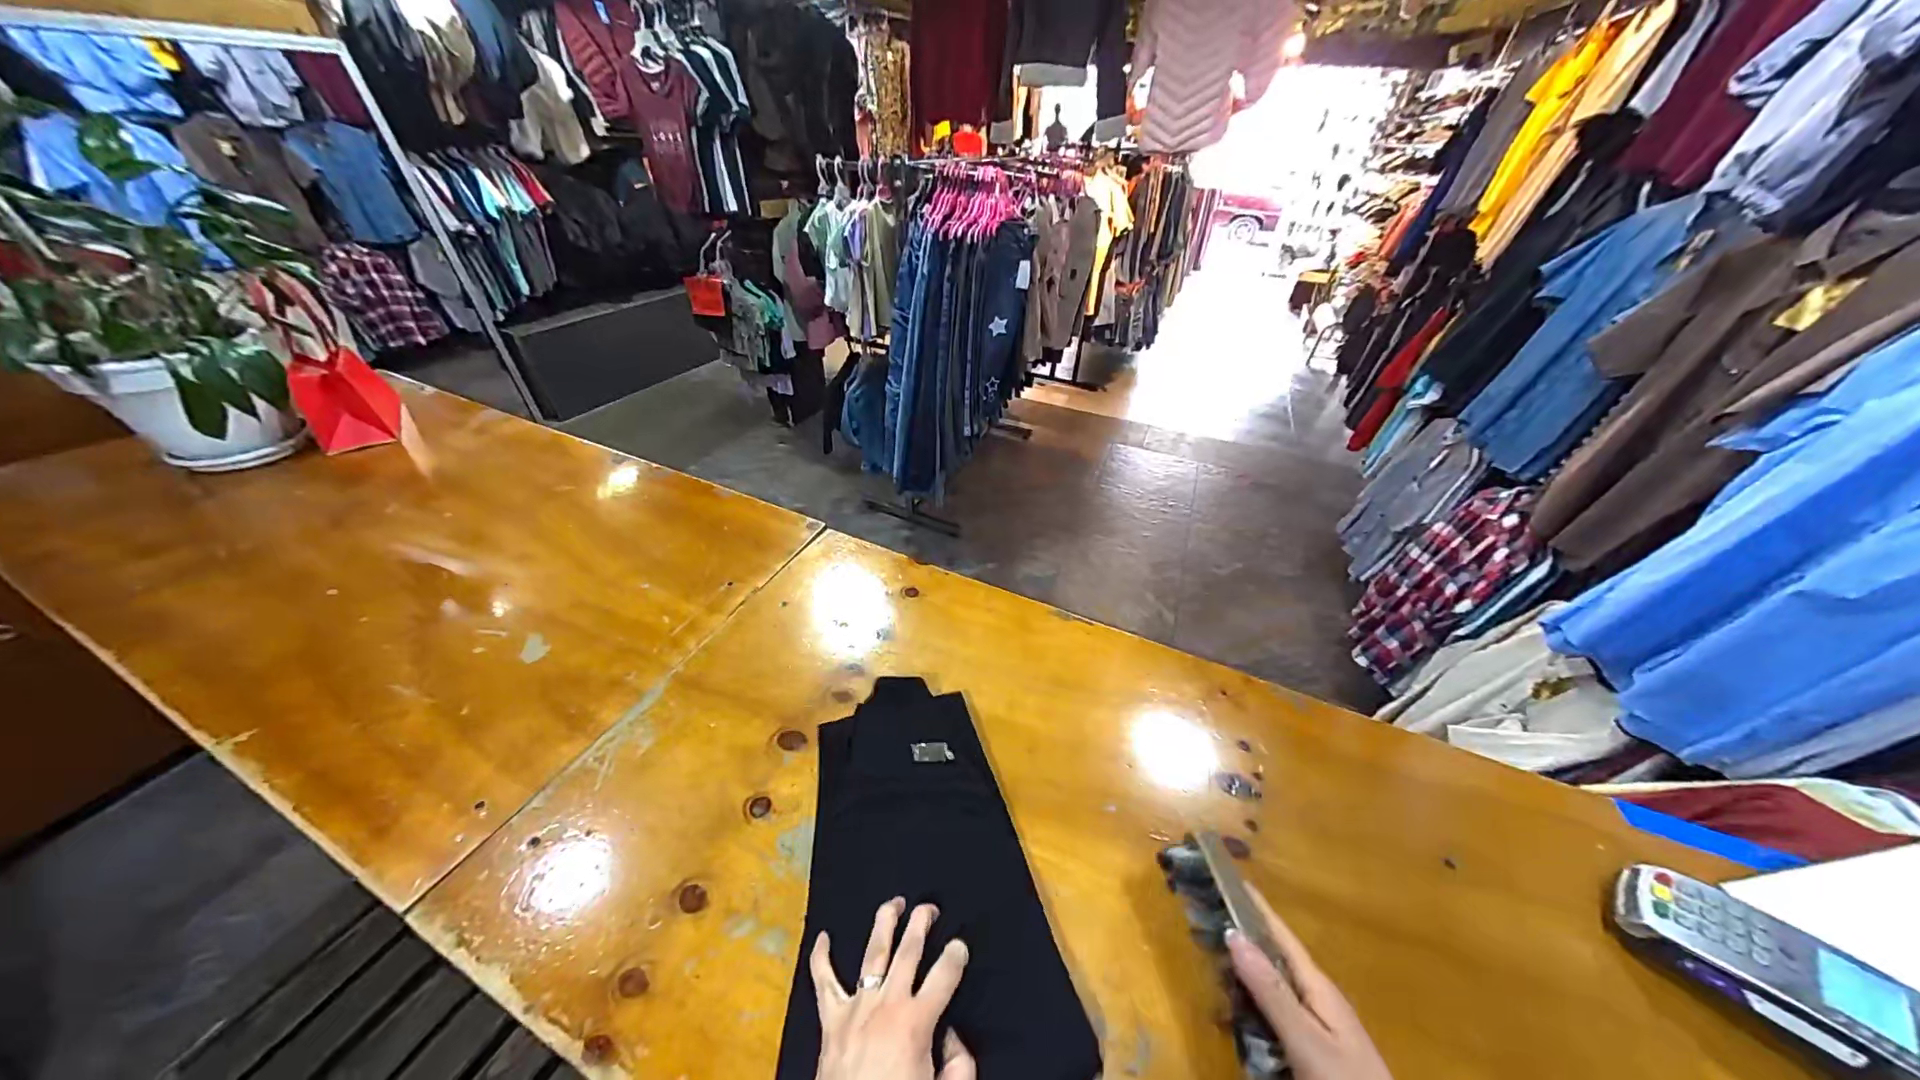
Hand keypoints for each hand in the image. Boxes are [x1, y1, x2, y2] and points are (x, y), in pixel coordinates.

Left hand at [812, 897, 973, 1079]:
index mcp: (915, 1022)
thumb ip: (959, 1065)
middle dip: (921, 923)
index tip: (961, 946)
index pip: (944, 975)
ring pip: (872, 952)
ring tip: (893, 902)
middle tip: (930, 907)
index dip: (956, 955)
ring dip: (884, 923)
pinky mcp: (831, 1020)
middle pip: (908, 950)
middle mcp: (886, 1005)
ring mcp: (856, 1008)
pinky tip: (822, 937)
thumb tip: (953, 1037)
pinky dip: (820, 957)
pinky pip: (823, 982)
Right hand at [1226, 886, 1392, 1079]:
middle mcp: (1318, 999)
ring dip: (1245, 972)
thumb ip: (1270, 991)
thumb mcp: (1305, 1040)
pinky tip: (1235, 1012)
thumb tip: (1234, 933)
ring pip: (1273, 987)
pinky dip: (1253, 1005)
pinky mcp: (1313, 1050)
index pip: (1282, 935)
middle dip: (1244, 937)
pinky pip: (1275, 1015)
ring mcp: (1318, 1026)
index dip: (1257, 907)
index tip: (1230, 878)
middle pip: (1275, 958)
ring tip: (1212, 960)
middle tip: (1206, 919)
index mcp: (1318, 987)